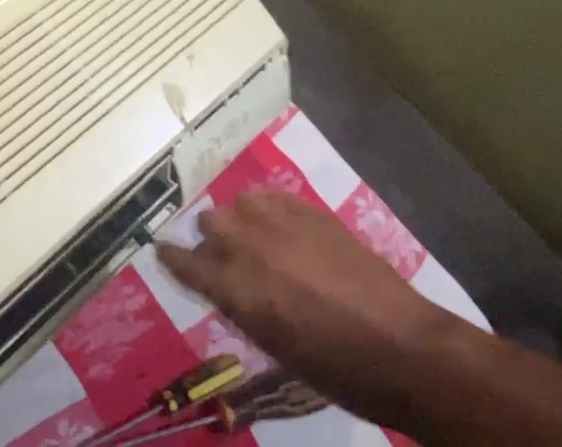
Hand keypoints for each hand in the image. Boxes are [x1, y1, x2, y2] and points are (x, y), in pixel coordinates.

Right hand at [156, 193, 448, 417]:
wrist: (399, 346)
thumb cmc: (333, 367)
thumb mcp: (272, 346)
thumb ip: (240, 307)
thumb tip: (226, 286)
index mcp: (235, 289)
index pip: (184, 262)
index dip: (172, 258)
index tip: (163, 251)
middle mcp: (249, 247)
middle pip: (209, 223)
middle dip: (212, 240)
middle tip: (226, 259)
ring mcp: (281, 223)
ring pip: (239, 203)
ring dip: (240, 220)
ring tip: (254, 237)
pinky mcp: (311, 212)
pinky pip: (272, 195)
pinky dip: (266, 207)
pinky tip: (277, 222)